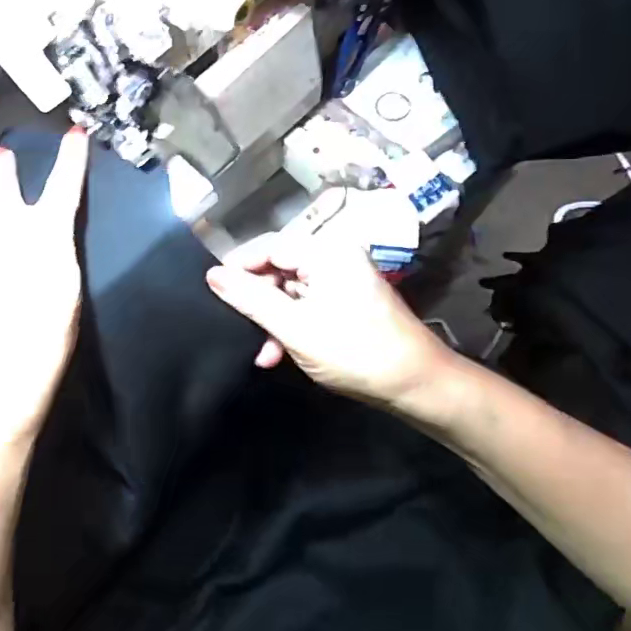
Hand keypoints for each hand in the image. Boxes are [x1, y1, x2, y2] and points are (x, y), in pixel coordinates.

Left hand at [0, 129, 89, 479]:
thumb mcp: (67, 299)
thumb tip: (50, 231)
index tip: (74, 133)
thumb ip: (58, 254)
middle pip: (4, 186)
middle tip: (2, 158)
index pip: (63, 186)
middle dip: (6, 168)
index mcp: (44, 236)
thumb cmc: (41, 349)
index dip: (71, 158)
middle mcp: (3, 231)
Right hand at [205, 233, 455, 408]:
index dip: (238, 266)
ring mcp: (344, 279)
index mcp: (326, 252)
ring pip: (291, 290)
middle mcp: (335, 257)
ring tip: (263, 352)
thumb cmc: (355, 351)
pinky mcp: (348, 301)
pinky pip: (308, 303)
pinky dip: (292, 324)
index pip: (269, 245)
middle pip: (280, 267)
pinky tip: (280, 353)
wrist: (418, 384)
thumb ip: (251, 299)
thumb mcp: (294, 327)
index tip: (213, 291)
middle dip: (257, 299)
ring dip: (273, 319)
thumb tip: (212, 275)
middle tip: (238, 325)